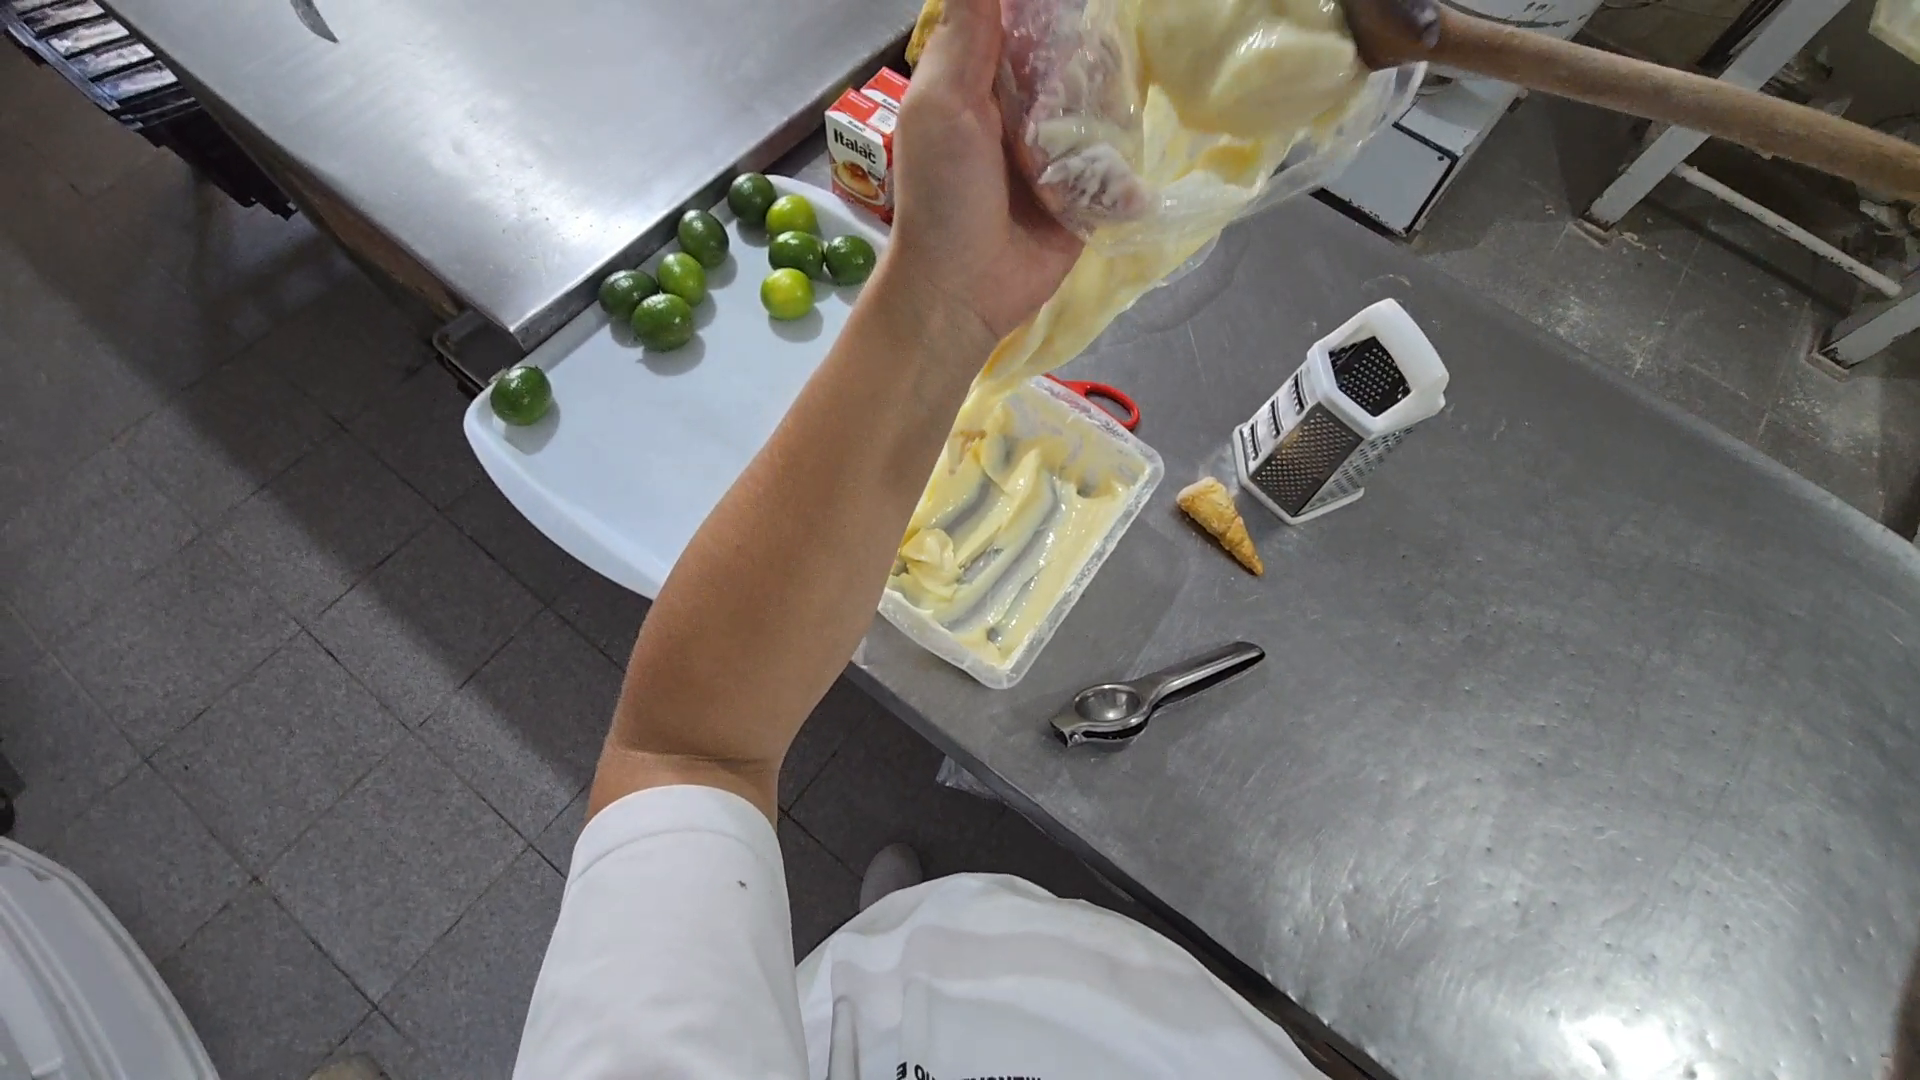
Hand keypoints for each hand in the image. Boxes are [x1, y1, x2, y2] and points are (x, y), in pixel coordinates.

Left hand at [889, 0, 1082, 346]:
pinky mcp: (1084, 199)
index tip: (1077, 20)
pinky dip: (1116, 175)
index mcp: (985, 83)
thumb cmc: (944, 195)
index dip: (1056, 20)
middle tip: (1058, 114)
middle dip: (1086, 70)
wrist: (962, 290)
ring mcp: (1058, 157)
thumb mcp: (942, 102)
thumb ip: (968, 31)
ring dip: (1101, 125)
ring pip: (1106, 111)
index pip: (1033, 25)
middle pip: (1079, 62)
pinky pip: (1118, 167)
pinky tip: (1107, 185)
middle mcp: (1025, 114)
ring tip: (1076, 153)